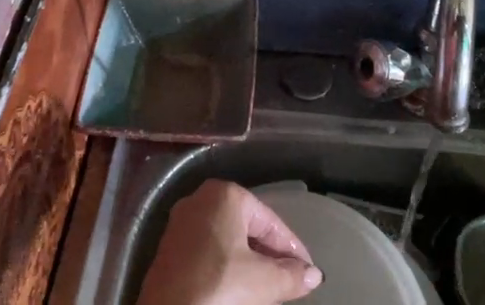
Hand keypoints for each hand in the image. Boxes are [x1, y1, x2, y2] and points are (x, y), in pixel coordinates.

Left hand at [136, 180, 323, 304]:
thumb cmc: (218, 287)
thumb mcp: (262, 283)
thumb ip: (291, 276)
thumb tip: (314, 275)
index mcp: (225, 195)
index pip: (269, 221)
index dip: (292, 248)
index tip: (307, 271)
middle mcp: (200, 200)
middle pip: (247, 228)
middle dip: (270, 255)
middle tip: (290, 279)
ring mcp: (181, 224)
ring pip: (227, 240)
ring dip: (249, 262)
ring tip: (269, 287)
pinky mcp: (170, 248)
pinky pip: (209, 251)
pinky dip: (227, 266)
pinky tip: (239, 288)